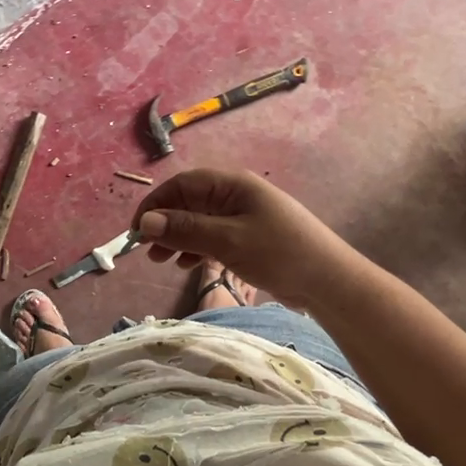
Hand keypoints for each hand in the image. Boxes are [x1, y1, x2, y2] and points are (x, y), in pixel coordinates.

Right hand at [130, 169, 350, 303]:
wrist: (328, 280)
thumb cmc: (279, 253)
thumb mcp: (227, 241)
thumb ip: (185, 230)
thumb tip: (145, 223)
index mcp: (232, 185)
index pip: (182, 185)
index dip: (155, 204)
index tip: (137, 231)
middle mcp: (236, 196)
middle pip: (188, 202)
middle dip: (164, 224)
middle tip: (147, 251)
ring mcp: (244, 217)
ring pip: (199, 222)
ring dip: (178, 238)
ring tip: (162, 262)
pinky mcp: (250, 239)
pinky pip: (213, 237)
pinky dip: (196, 248)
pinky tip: (188, 265)